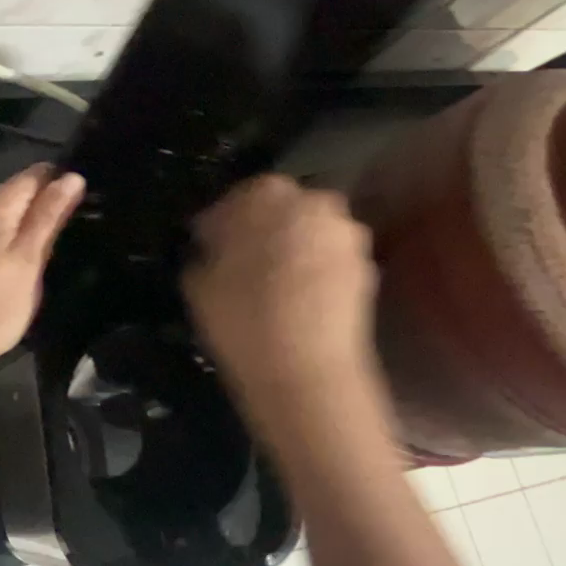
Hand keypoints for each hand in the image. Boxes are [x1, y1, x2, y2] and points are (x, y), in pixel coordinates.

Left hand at [0, 165, 84, 379]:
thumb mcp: (29, 259)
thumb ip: (49, 215)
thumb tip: (73, 176)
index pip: (36, 173)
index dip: (63, 182)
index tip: (87, 204)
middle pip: (19, 190)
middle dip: (47, 203)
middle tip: (76, 230)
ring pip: (5, 211)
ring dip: (29, 222)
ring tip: (55, 247)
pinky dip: (10, 237)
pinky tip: (22, 261)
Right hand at [183, 174, 378, 399]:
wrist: (307, 372)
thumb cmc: (241, 319)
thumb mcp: (197, 281)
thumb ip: (205, 251)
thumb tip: (213, 248)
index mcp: (267, 193)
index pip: (237, 196)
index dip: (221, 223)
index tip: (209, 246)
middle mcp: (315, 202)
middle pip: (281, 209)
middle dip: (262, 230)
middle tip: (240, 262)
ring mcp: (347, 235)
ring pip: (309, 234)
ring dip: (291, 250)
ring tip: (271, 285)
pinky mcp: (368, 268)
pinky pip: (329, 261)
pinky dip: (314, 273)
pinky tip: (295, 302)